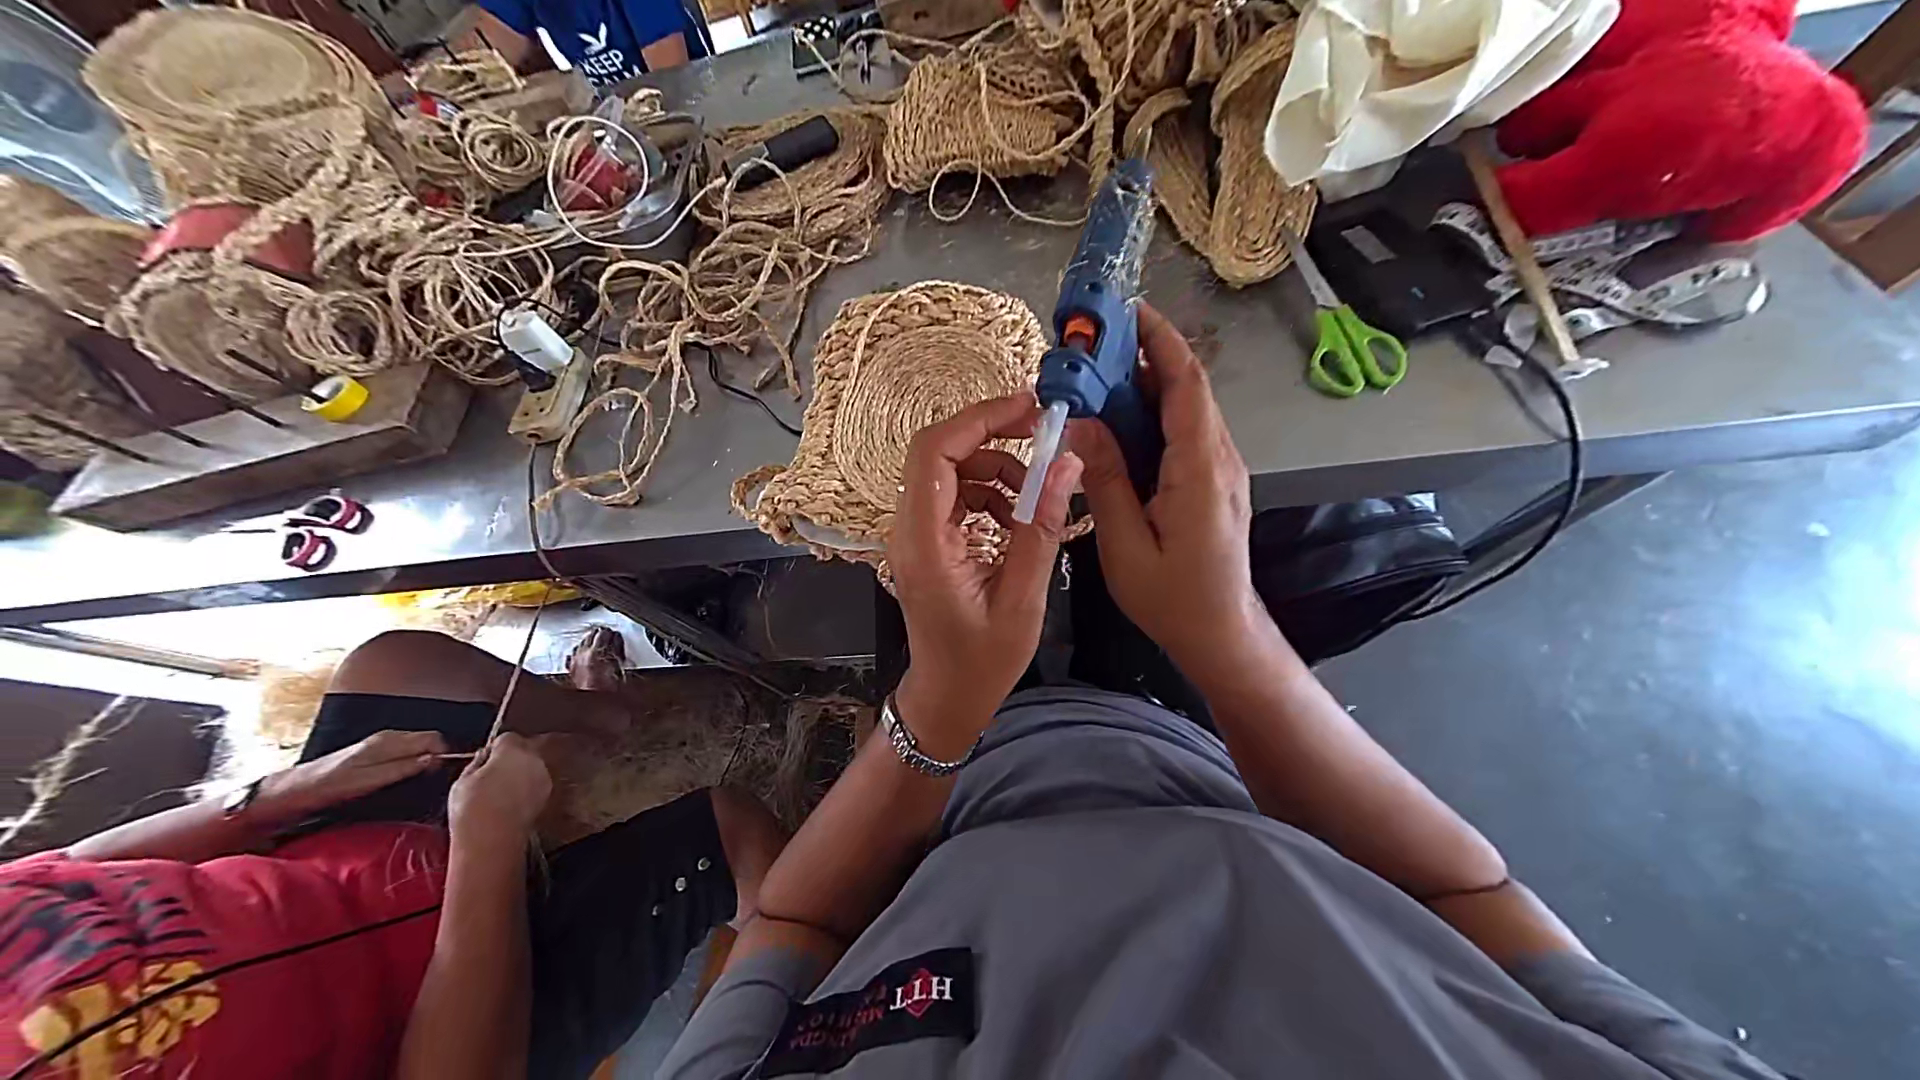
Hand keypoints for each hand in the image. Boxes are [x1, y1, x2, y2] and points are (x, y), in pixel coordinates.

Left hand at [260, 729, 447, 819]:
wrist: (289, 792)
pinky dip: (415, 759)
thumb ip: (403, 768)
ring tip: (427, 776)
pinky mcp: (373, 752)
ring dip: (427, 757)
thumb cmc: (328, 788)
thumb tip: (435, 760)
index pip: (434, 738)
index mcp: (389, 742)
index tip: (448, 771)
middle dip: (440, 754)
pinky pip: (406, 750)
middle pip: (428, 739)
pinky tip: (409, 773)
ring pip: (418, 744)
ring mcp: (379, 743)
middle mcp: (388, 737)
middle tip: (440, 776)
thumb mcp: (368, 781)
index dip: (447, 752)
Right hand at [447, 733, 551, 840]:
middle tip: (493, 775)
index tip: (486, 759)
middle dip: (511, 758)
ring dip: (521, 771)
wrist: (492, 838)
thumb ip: (477, 762)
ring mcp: (543, 775)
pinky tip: (512, 800)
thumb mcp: (462, 781)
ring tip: (501, 790)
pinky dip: (527, 786)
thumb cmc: (472, 809)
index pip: (507, 737)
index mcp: (512, 751)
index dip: (496, 748)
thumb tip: (484, 756)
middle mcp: (533, 758)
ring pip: (532, 765)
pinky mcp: (547, 792)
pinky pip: (536, 781)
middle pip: (524, 749)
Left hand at [888, 393, 1083, 758]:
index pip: (934, 452)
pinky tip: (1015, 520)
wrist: (947, 695)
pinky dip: (988, 492)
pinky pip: (955, 494)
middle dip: (991, 434)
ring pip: (949, 469)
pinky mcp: (927, 540)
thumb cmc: (982, 662)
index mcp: (925, 542)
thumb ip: (1041, 529)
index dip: (979, 419)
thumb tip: (1066, 465)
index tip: (1029, 410)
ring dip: (994, 468)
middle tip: (1042, 435)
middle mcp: (909, 529)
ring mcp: (915, 533)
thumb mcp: (1023, 598)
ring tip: (1035, 497)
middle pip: (938, 451)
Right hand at [1069, 303, 1267, 680]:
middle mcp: (1219, 459)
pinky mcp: (1213, 482)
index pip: (1184, 386)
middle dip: (1144, 356)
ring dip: (1145, 385)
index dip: (1159, 342)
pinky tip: (1118, 422)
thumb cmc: (1174, 598)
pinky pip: (1183, 434)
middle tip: (1094, 344)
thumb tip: (1081, 426)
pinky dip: (1152, 416)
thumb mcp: (1125, 545)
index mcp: (1200, 469)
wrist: (1222, 632)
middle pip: (1186, 389)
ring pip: (1185, 410)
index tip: (1127, 313)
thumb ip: (1105, 481)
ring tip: (1097, 376)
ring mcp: (1220, 470)